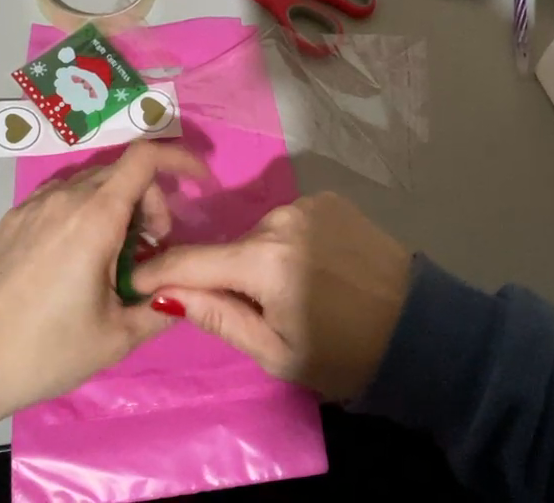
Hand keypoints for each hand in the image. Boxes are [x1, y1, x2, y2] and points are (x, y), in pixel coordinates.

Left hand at [0, 141, 207, 434]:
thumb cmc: (44, 352)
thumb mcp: (116, 337)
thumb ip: (162, 305)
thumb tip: (189, 287)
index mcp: (93, 217)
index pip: (145, 157)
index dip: (180, 159)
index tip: (200, 185)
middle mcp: (63, 197)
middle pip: (122, 171)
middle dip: (152, 200)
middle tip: (154, 250)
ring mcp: (33, 204)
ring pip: (91, 183)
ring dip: (118, 206)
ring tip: (118, 259)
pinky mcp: (12, 218)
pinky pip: (62, 196)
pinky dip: (87, 211)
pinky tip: (80, 259)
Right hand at [132, 191, 411, 400]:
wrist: (421, 331)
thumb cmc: (344, 356)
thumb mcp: (276, 353)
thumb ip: (219, 317)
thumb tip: (165, 294)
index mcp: (265, 262)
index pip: (192, 261)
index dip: (158, 272)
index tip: (132, 281)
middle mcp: (281, 219)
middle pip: (230, 248)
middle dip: (226, 276)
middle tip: (251, 311)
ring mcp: (308, 203)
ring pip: (260, 234)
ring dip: (261, 259)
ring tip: (294, 292)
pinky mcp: (330, 199)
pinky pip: (290, 222)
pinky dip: (289, 244)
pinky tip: (316, 268)